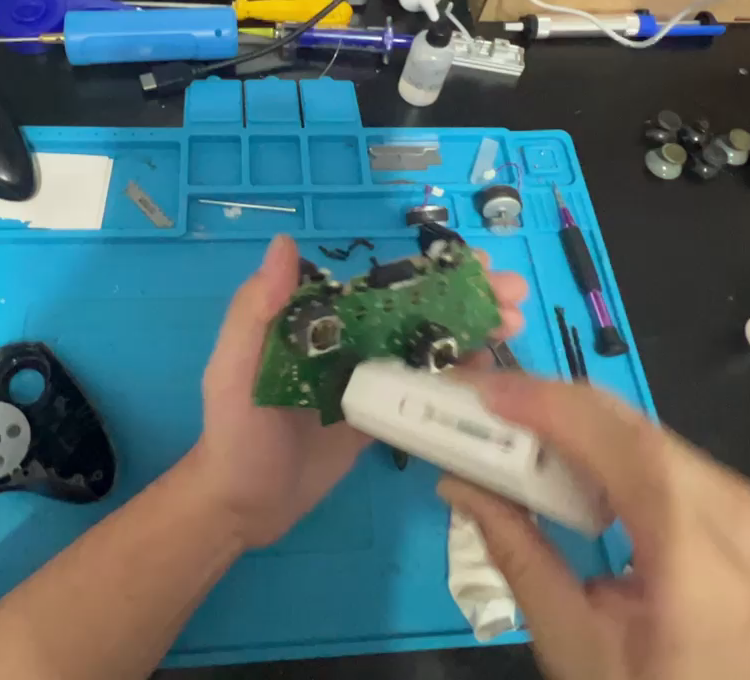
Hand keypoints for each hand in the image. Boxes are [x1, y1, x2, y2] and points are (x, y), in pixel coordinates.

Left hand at [184, 234, 527, 547]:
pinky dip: (458, 380)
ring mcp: (369, 380)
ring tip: (516, 324)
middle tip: (515, 295)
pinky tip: (491, 373)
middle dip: (466, 297)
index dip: (430, 272)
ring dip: (472, 331)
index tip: (477, 262)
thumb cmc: (234, 430)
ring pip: (427, 346)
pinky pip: (424, 393)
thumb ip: (256, 309)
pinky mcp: (382, 418)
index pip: (381, 285)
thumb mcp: (233, 366)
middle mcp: (350, 342)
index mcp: (319, 320)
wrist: (241, 504)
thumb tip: (285, 243)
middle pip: (415, 311)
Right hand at [438, 374, 749, 679]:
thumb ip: (519, 556)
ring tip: (504, 423)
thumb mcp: (580, 650)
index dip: (547, 405)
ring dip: (568, 416)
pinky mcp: (733, 508)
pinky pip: (655, 450)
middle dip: (545, 399)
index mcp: (699, 554)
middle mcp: (729, 510)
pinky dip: (597, 438)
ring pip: (640, 428)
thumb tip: (460, 484)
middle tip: (476, 402)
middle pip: (628, 424)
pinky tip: (557, 452)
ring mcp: (739, 505)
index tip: (479, 393)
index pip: (621, 445)